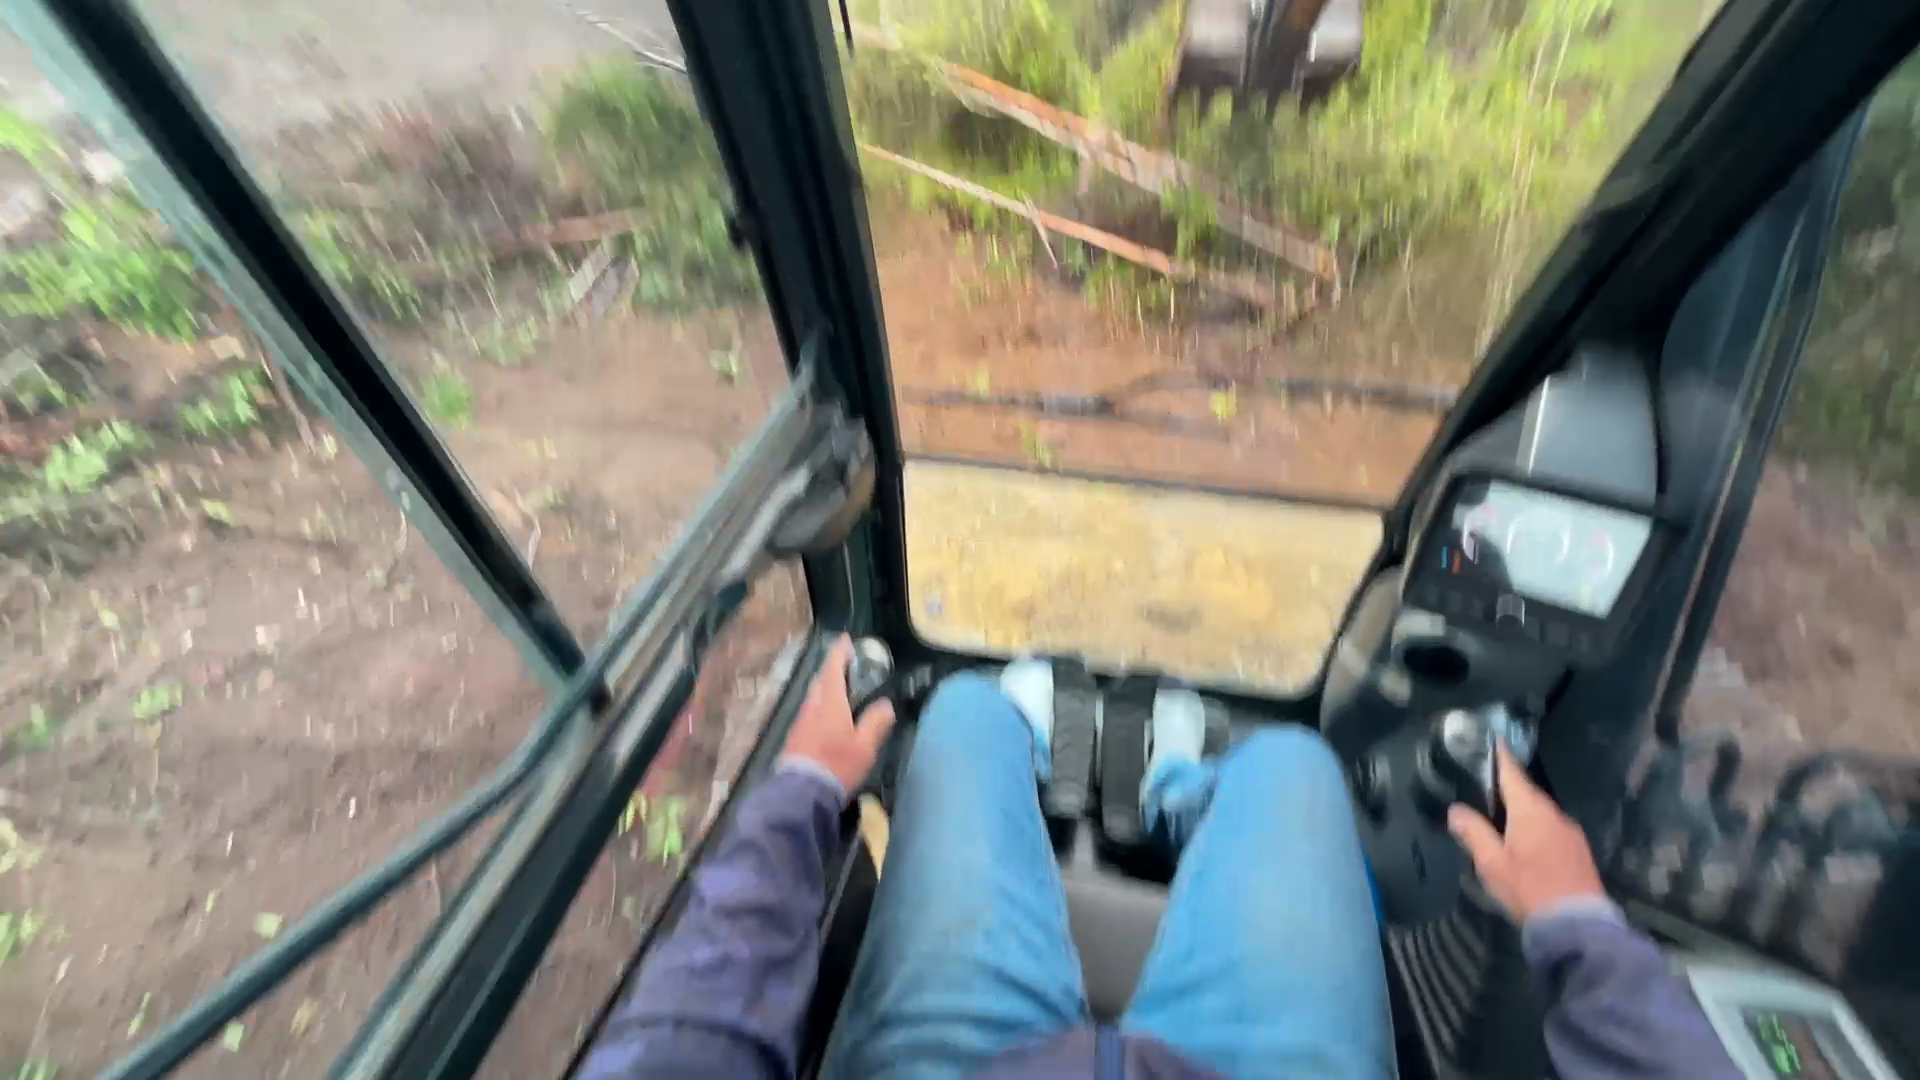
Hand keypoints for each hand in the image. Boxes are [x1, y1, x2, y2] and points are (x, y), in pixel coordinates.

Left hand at [782, 636, 896, 793]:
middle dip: (832, 668)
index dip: (840, 653)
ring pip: (814, 695)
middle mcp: (812, 706)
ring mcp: (801, 721)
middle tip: (846, 664)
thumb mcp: (865, 746)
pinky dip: (820, 703)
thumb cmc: (837, 764)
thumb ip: (876, 722)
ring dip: (825, 686)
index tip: (846, 640)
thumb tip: (886, 705)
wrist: (801, 792)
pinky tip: (827, 714)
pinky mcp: (795, 736)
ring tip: (839, 687)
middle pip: (821, 680)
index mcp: (830, 702)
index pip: (834, 669)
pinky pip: (810, 710)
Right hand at [1448, 743, 1605, 922]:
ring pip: (1539, 811)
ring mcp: (1571, 834)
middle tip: (1481, 782)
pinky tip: (1521, 839)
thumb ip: (1472, 831)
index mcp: (1531, 811)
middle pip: (1526, 792)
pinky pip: (1550, 827)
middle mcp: (1555, 815)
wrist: (1579, 928)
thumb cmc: (1529, 887)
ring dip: (1519, 809)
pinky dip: (1533, 825)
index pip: (1512, 773)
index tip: (1491, 739)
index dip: (1499, 756)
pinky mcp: (1579, 852)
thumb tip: (1456, 810)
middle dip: (1505, 786)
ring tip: (1497, 813)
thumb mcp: (1490, 862)